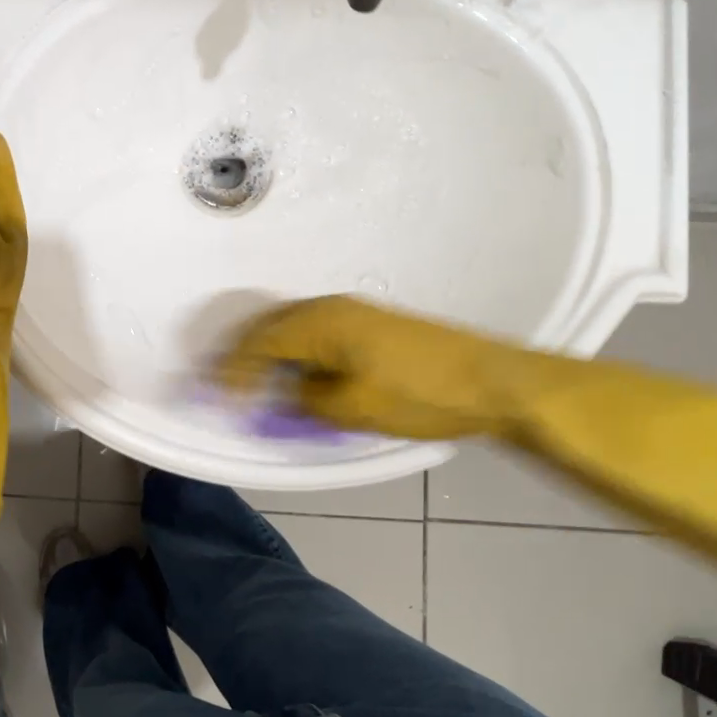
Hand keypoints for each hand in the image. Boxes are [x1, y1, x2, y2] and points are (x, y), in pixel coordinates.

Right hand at [215, 295, 527, 440]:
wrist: (499, 383)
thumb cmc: (420, 395)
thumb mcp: (350, 408)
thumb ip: (301, 401)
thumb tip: (276, 397)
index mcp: (319, 324)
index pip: (257, 343)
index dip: (231, 370)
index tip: (216, 396)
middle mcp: (331, 309)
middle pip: (269, 328)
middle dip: (243, 356)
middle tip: (226, 385)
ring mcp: (355, 313)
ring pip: (292, 328)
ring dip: (269, 353)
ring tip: (256, 383)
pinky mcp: (374, 324)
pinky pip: (314, 332)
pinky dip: (294, 352)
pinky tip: (297, 373)